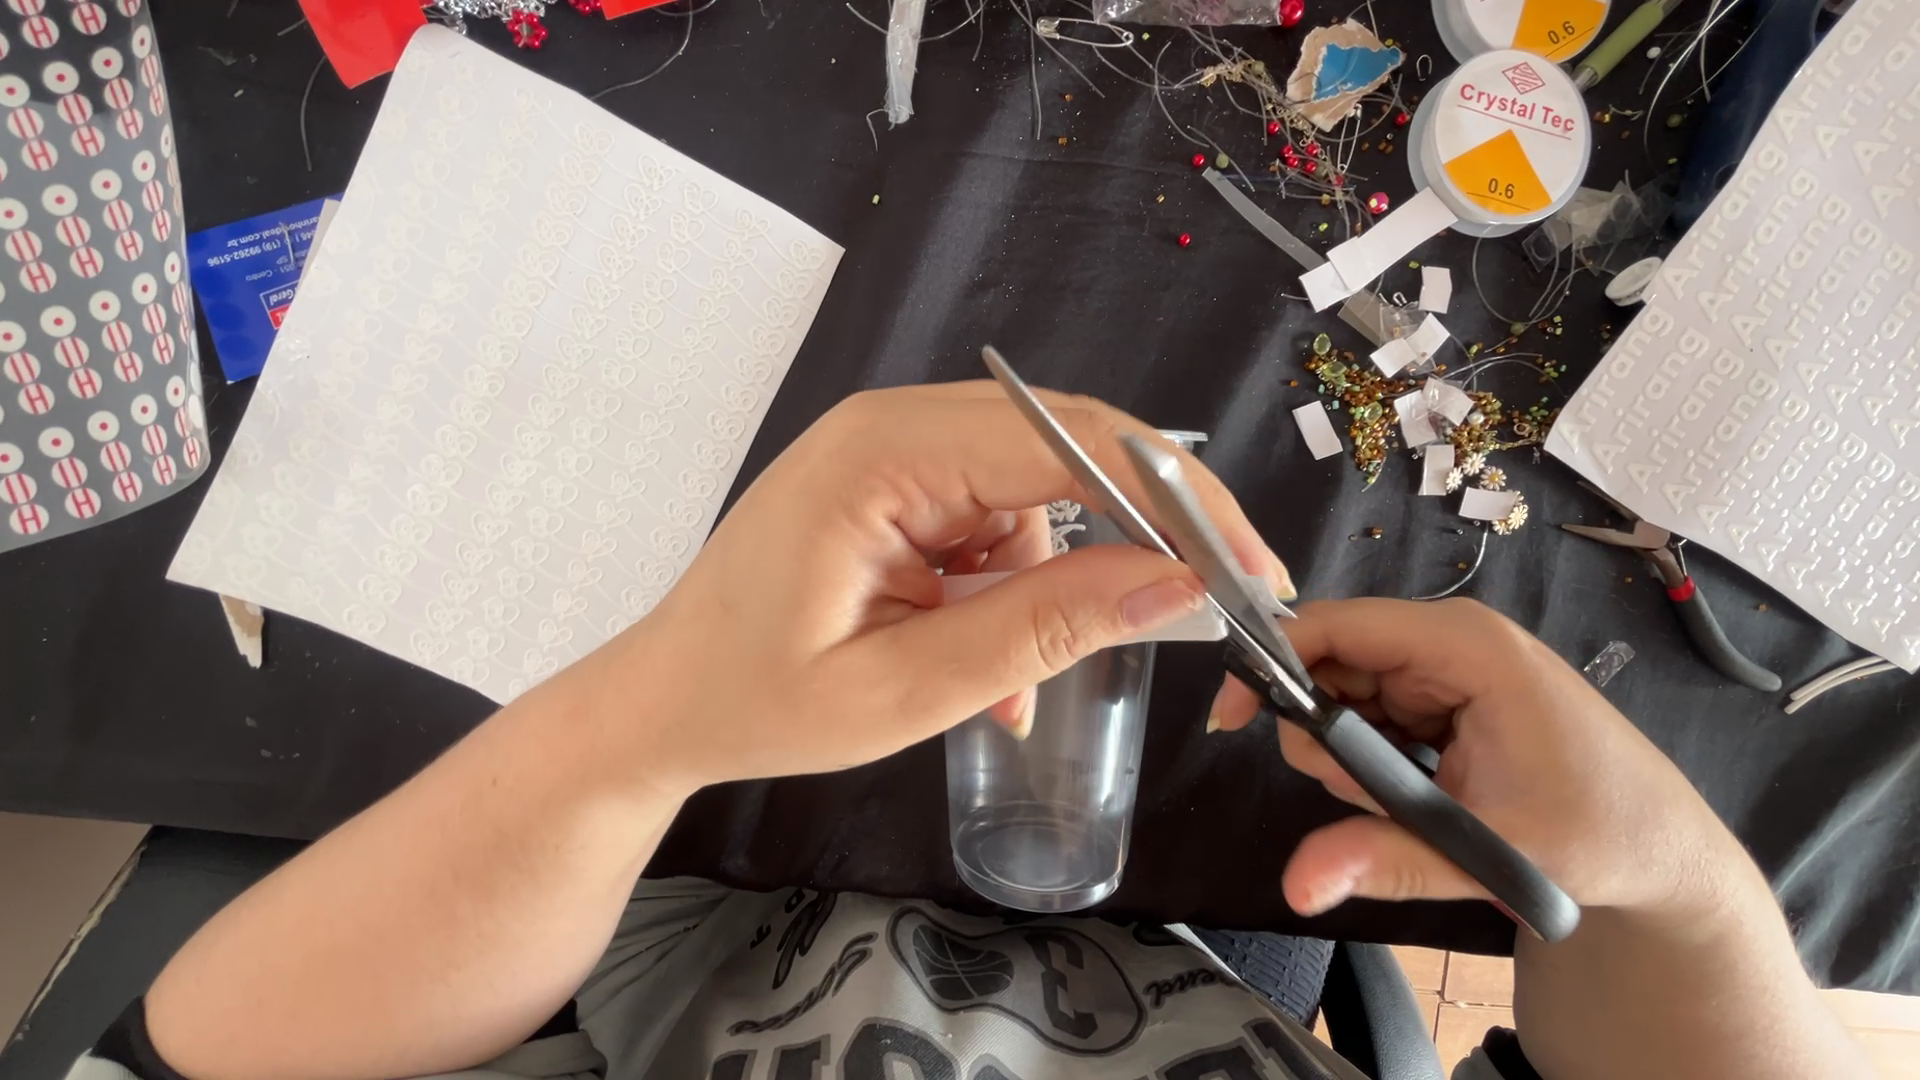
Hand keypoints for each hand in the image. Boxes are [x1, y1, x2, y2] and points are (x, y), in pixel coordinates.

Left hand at [566, 382, 1290, 795]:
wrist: (661, 703)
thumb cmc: (755, 703)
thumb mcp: (905, 687)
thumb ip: (1040, 629)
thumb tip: (1173, 584)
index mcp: (885, 452)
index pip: (1071, 444)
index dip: (1176, 504)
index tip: (1248, 572)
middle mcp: (894, 425)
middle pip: (1066, 445)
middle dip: (1144, 528)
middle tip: (1203, 603)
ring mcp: (894, 451)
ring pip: (1037, 489)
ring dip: (1054, 581)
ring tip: (1009, 680)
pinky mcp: (897, 486)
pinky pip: (995, 517)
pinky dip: (1012, 586)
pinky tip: (978, 657)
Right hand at [1210, 598, 1747, 919]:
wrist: (1668, 859)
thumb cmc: (1601, 838)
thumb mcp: (1492, 850)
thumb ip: (1387, 858)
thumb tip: (1293, 887)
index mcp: (1464, 645)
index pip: (1336, 625)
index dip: (1272, 660)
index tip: (1231, 717)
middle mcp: (1446, 640)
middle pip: (1330, 657)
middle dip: (1318, 727)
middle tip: (1352, 791)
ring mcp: (1443, 664)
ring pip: (1341, 686)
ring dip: (1342, 748)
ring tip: (1396, 799)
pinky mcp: (1440, 691)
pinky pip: (1365, 706)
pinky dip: (1362, 752)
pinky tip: (1404, 787)